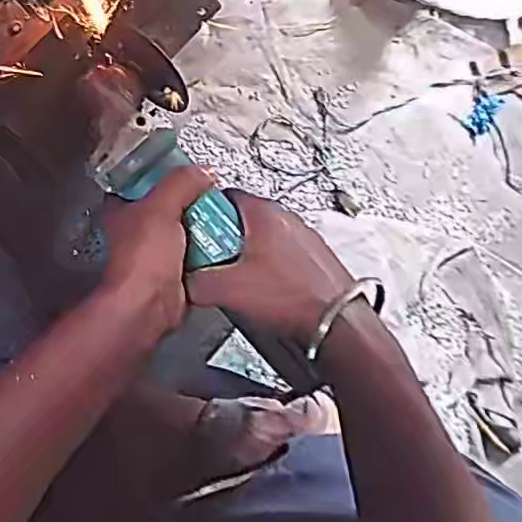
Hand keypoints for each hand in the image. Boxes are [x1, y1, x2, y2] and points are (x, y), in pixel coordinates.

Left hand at [98, 165, 214, 334]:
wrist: (149, 305)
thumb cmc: (140, 260)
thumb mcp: (162, 207)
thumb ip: (181, 183)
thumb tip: (202, 172)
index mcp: (122, 210)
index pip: (141, 183)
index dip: (162, 175)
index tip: (184, 171)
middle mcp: (136, 231)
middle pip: (168, 206)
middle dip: (189, 203)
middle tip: (208, 196)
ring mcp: (155, 253)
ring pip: (184, 231)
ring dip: (201, 227)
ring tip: (218, 219)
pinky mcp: (173, 272)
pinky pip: (196, 255)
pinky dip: (208, 252)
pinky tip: (219, 245)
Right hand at [186, 190, 353, 340]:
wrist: (338, 325)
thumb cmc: (296, 299)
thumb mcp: (229, 290)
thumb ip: (197, 282)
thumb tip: (183, 282)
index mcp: (264, 212)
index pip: (222, 196)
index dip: (203, 215)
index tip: (195, 234)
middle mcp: (285, 218)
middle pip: (239, 219)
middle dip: (222, 240)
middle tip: (214, 263)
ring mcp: (302, 237)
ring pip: (260, 238)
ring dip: (245, 256)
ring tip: (240, 282)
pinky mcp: (312, 258)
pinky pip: (279, 255)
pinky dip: (268, 268)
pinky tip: (265, 292)